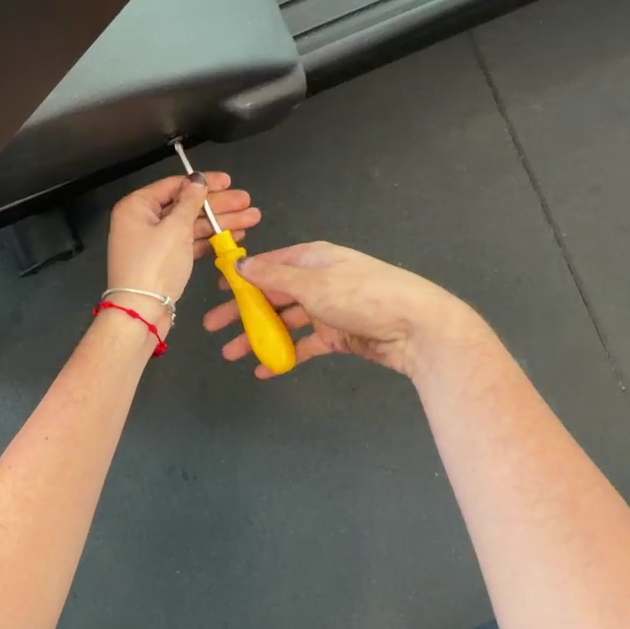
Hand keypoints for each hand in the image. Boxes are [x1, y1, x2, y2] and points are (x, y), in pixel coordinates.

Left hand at [106, 173, 259, 328]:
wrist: (141, 313)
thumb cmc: (155, 266)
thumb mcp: (174, 229)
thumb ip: (189, 202)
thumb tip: (197, 180)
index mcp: (136, 207)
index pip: (173, 186)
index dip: (202, 183)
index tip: (229, 181)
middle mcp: (142, 221)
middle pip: (184, 206)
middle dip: (218, 205)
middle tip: (247, 202)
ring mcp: (153, 243)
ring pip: (190, 226)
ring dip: (220, 222)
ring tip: (252, 219)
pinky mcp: (164, 261)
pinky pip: (189, 244)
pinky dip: (210, 240)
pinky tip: (235, 236)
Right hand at [203, 241, 478, 377]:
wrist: (417, 328)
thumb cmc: (363, 296)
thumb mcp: (313, 283)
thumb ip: (273, 277)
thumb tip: (240, 264)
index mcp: (313, 260)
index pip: (269, 264)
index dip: (241, 275)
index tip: (215, 289)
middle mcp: (318, 281)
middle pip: (271, 294)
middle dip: (241, 311)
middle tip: (212, 326)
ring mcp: (328, 309)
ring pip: (283, 322)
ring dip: (258, 337)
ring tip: (231, 353)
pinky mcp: (337, 335)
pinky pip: (303, 344)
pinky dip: (284, 355)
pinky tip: (266, 369)